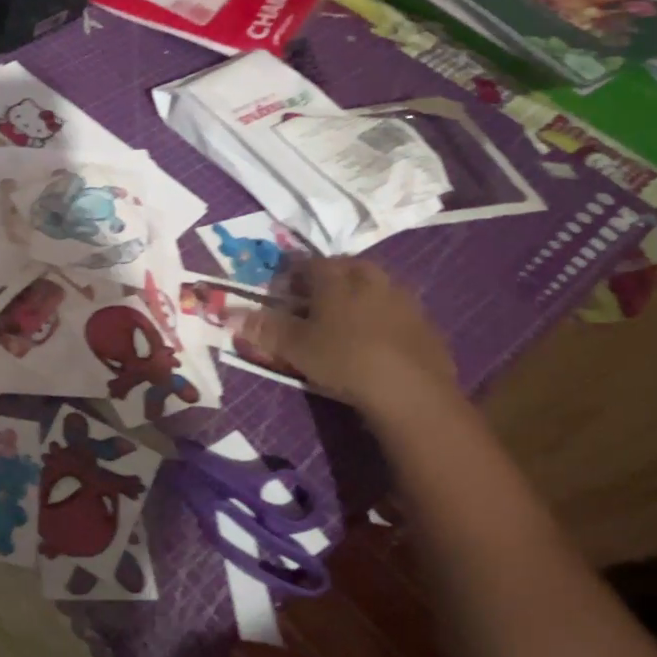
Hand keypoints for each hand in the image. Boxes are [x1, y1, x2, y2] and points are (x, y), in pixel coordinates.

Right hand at [235, 257, 457, 415]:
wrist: (412, 393)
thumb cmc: (343, 360)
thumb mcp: (294, 347)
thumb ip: (264, 328)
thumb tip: (229, 315)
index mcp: (337, 278)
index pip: (310, 263)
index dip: (294, 274)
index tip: (284, 290)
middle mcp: (372, 280)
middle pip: (349, 268)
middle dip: (333, 277)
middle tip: (317, 300)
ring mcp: (405, 301)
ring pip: (378, 288)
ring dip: (362, 296)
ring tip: (348, 320)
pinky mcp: (428, 327)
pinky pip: (399, 313)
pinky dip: (386, 319)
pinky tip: (379, 342)